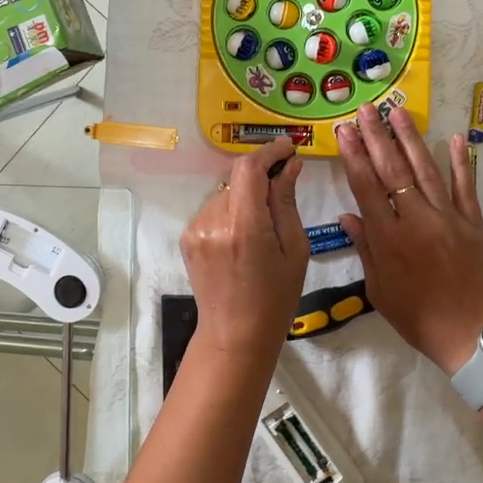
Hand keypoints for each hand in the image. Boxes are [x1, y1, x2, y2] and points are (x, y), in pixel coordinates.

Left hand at [180, 137, 308, 357]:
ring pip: (226, 194)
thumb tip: (290, 165)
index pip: (249, 168)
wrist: (235, 334)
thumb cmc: (276, 297)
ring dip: (246, 197)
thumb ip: (286, 202)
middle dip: (261, 176)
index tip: (289, 147)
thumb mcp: (295, 250)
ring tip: (263, 226)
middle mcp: (213, 222)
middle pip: (238, 179)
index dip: (269, 151)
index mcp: (245, 227)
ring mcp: (195, 229)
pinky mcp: (187, 236)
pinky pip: (214, 210)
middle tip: (284, 186)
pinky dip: (231, 213)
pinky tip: (243, 239)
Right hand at [336, 104, 482, 374]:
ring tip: (398, 112)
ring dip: (411, 139)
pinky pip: (466, 187)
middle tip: (366, 109)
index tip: (344, 130)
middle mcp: (416, 219)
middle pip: (392, 170)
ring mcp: (448, 218)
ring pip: (426, 170)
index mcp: (389, 238)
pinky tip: (454, 138)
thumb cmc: (418, 318)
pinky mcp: (473, 223)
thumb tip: (347, 215)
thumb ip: (365, 248)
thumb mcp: (379, 289)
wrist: (473, 336)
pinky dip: (461, 162)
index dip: (354, 156)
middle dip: (377, 137)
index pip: (366, 186)